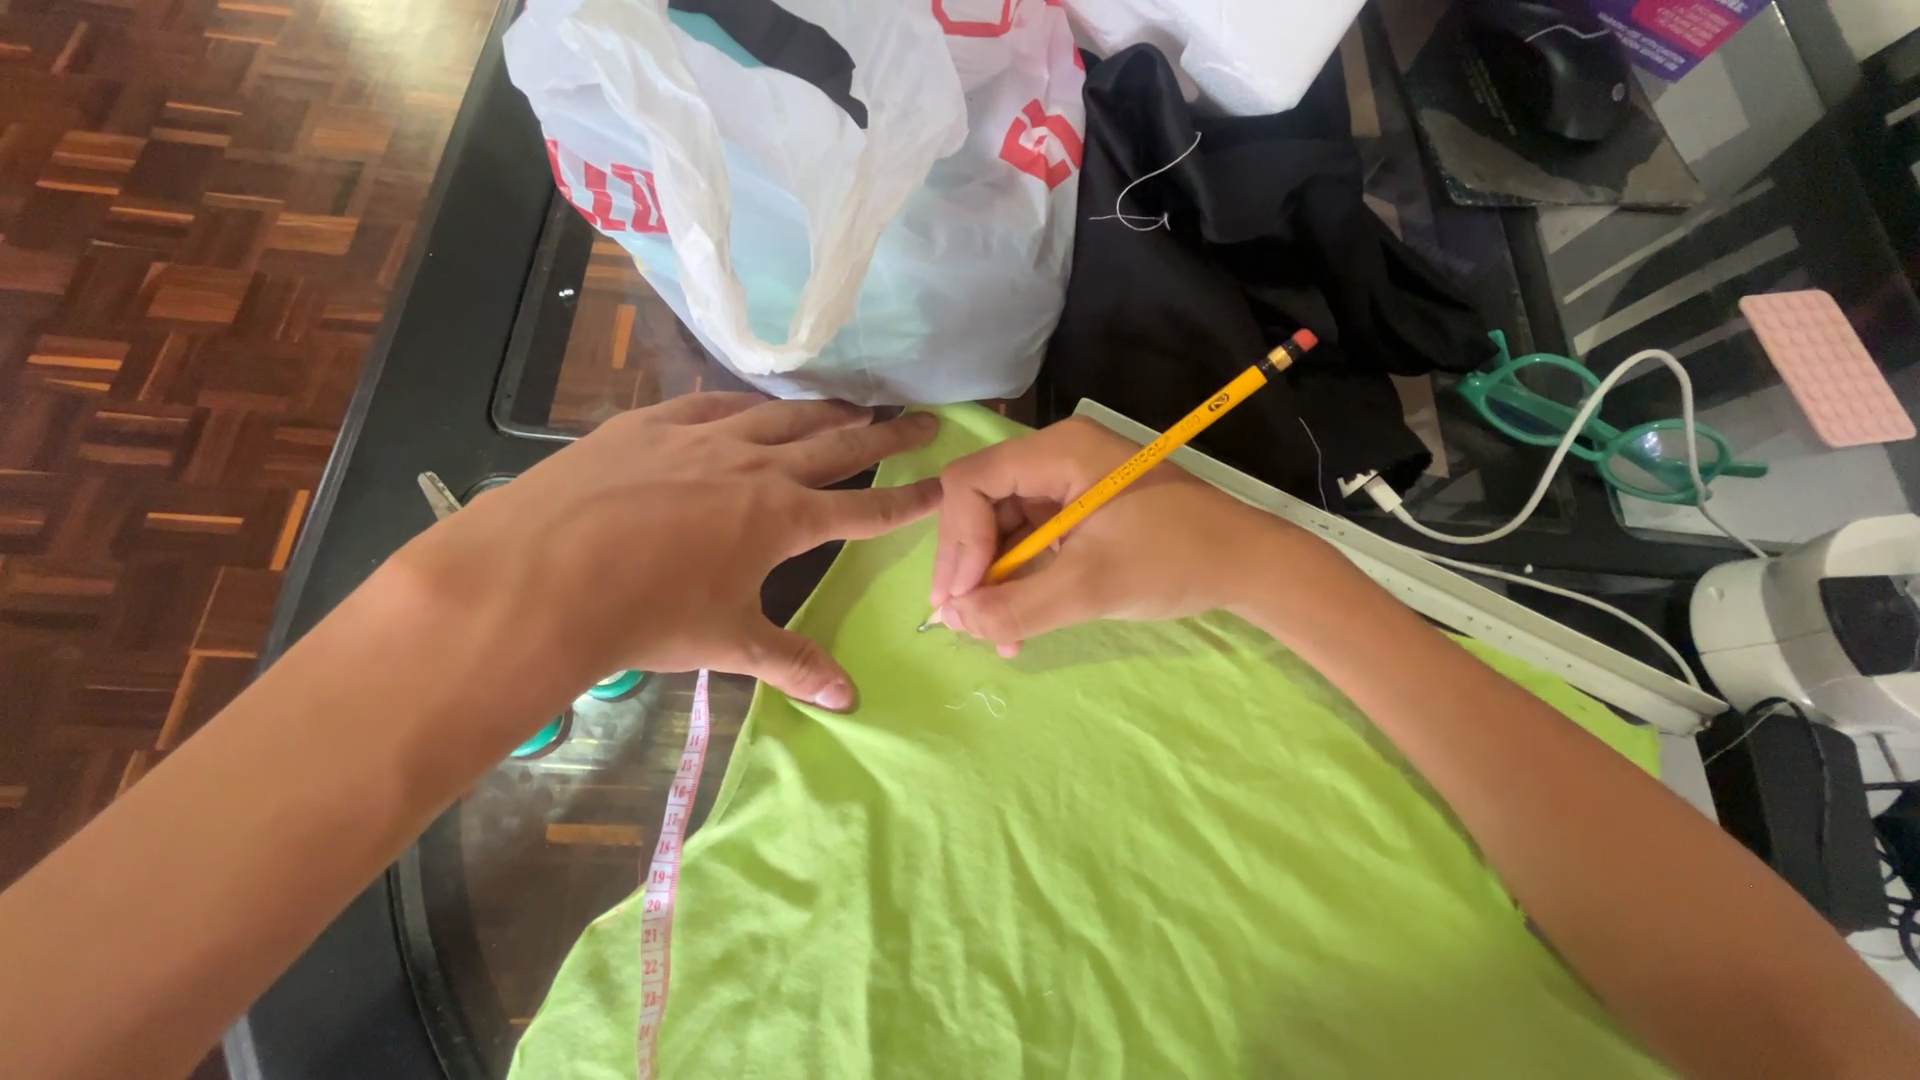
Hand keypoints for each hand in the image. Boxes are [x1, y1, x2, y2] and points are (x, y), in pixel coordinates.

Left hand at [395, 394, 939, 709]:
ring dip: (823, 411)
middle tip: (923, 419)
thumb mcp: (728, 641)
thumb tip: (849, 700)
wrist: (538, 575)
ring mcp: (703, 437)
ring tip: (852, 406)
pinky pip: (713, 403)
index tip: (944, 481)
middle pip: (838, 445)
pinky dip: (745, 405)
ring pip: (781, 415)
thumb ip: (793, 663)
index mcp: (784, 518)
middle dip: (886, 436)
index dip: (910, 498)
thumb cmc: (646, 614)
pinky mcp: (652, 423)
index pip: (866, 508)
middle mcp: (756, 466)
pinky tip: (748, 405)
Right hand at [929, 417, 1306, 655]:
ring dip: (991, 582)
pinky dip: (1019, 581)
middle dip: (969, 565)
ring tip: (992, 634)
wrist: (1248, 564)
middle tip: (962, 619)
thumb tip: (956, 621)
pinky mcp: (1078, 510)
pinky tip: (1016, 626)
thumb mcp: (1092, 587)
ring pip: (1001, 527)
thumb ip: (1018, 607)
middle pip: (981, 503)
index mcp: (1059, 451)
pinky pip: (1030, 540)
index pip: (973, 482)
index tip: (963, 597)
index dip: (958, 540)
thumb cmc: (1176, 560)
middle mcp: (1055, 457)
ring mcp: (1067, 482)